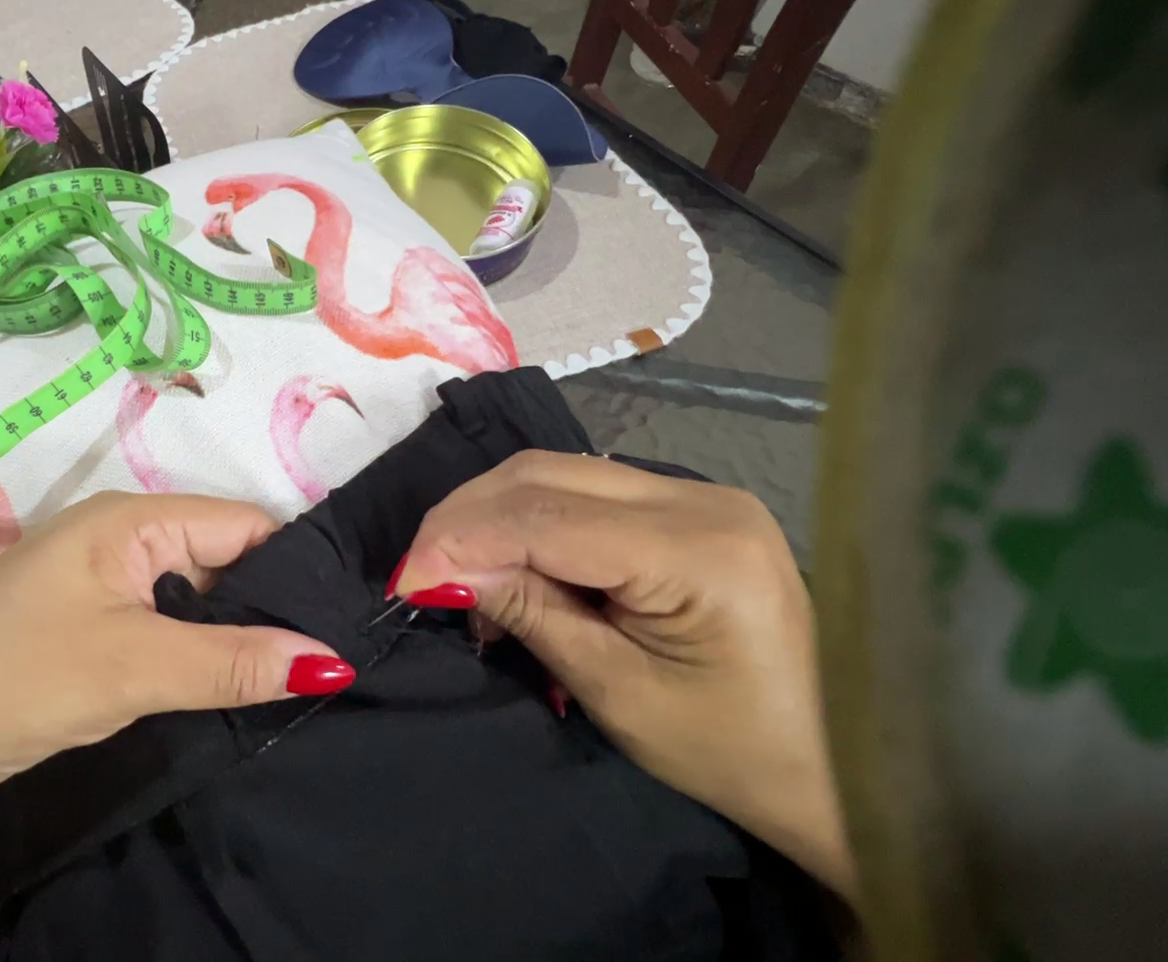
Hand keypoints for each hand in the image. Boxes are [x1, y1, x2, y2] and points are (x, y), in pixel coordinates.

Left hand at [0, 493, 352, 961]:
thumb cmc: (26, 678)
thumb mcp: (139, 668)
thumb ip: (235, 661)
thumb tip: (332, 660)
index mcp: (130, 518)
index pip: (241, 526)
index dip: (294, 569)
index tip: (343, 621)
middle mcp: (118, 533)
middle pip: (220, 557)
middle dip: (266, 606)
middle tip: (320, 661)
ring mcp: (101, 576)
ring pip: (194, 593)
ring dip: (230, 632)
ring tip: (286, 675)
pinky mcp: (90, 616)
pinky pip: (163, 618)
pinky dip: (194, 645)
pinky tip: (224, 680)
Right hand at [393, 451, 855, 901]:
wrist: (837, 772)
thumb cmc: (731, 753)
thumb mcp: (616, 692)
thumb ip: (530, 612)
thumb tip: (442, 569)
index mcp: (699, 549)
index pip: (546, 516)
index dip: (462, 538)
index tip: (405, 579)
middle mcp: (701, 496)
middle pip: (545, 474)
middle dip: (466, 516)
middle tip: (418, 572)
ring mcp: (697, 494)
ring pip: (556, 471)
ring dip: (491, 513)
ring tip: (454, 570)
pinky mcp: (686, 507)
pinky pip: (581, 489)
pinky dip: (525, 518)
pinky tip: (503, 557)